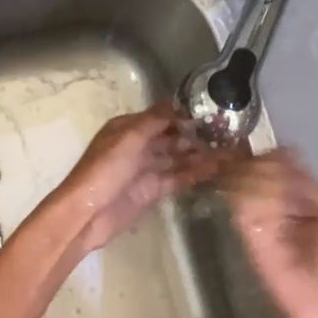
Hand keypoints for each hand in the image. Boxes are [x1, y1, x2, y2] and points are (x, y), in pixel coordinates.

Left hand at [50, 106, 226, 254]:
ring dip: (199, 154)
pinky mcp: (152, 191)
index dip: (183, 115)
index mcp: (127, 129)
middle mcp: (138, 146)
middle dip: (195, 135)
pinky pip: (177, 178)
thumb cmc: (105, 170)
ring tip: (228, 151)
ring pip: (176, 158)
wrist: (89, 214)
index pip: (160, 117)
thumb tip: (175, 103)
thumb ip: (153, 121)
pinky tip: (216, 169)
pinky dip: (194, 174)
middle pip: (170, 137)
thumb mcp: (128, 138)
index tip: (211, 114)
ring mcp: (145, 169)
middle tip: (226, 134)